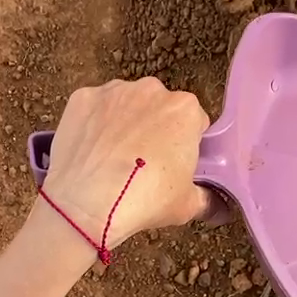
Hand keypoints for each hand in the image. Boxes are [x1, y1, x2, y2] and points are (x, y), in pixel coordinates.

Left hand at [40, 78, 211, 246]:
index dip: (185, 145)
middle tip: (143, 167)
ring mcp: (114, 91)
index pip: (194, 122)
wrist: (87, 204)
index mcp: (185, 110)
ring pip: (125, 106)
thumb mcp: (187, 206)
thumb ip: (205, 198)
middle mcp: (151, 90)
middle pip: (158, 109)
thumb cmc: (144, 201)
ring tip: (112, 163)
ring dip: (123, 126)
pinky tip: (90, 154)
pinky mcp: (82, 99)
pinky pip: (93, 111)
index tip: (175, 165)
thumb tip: (214, 202)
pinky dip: (93, 127)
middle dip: (154, 131)